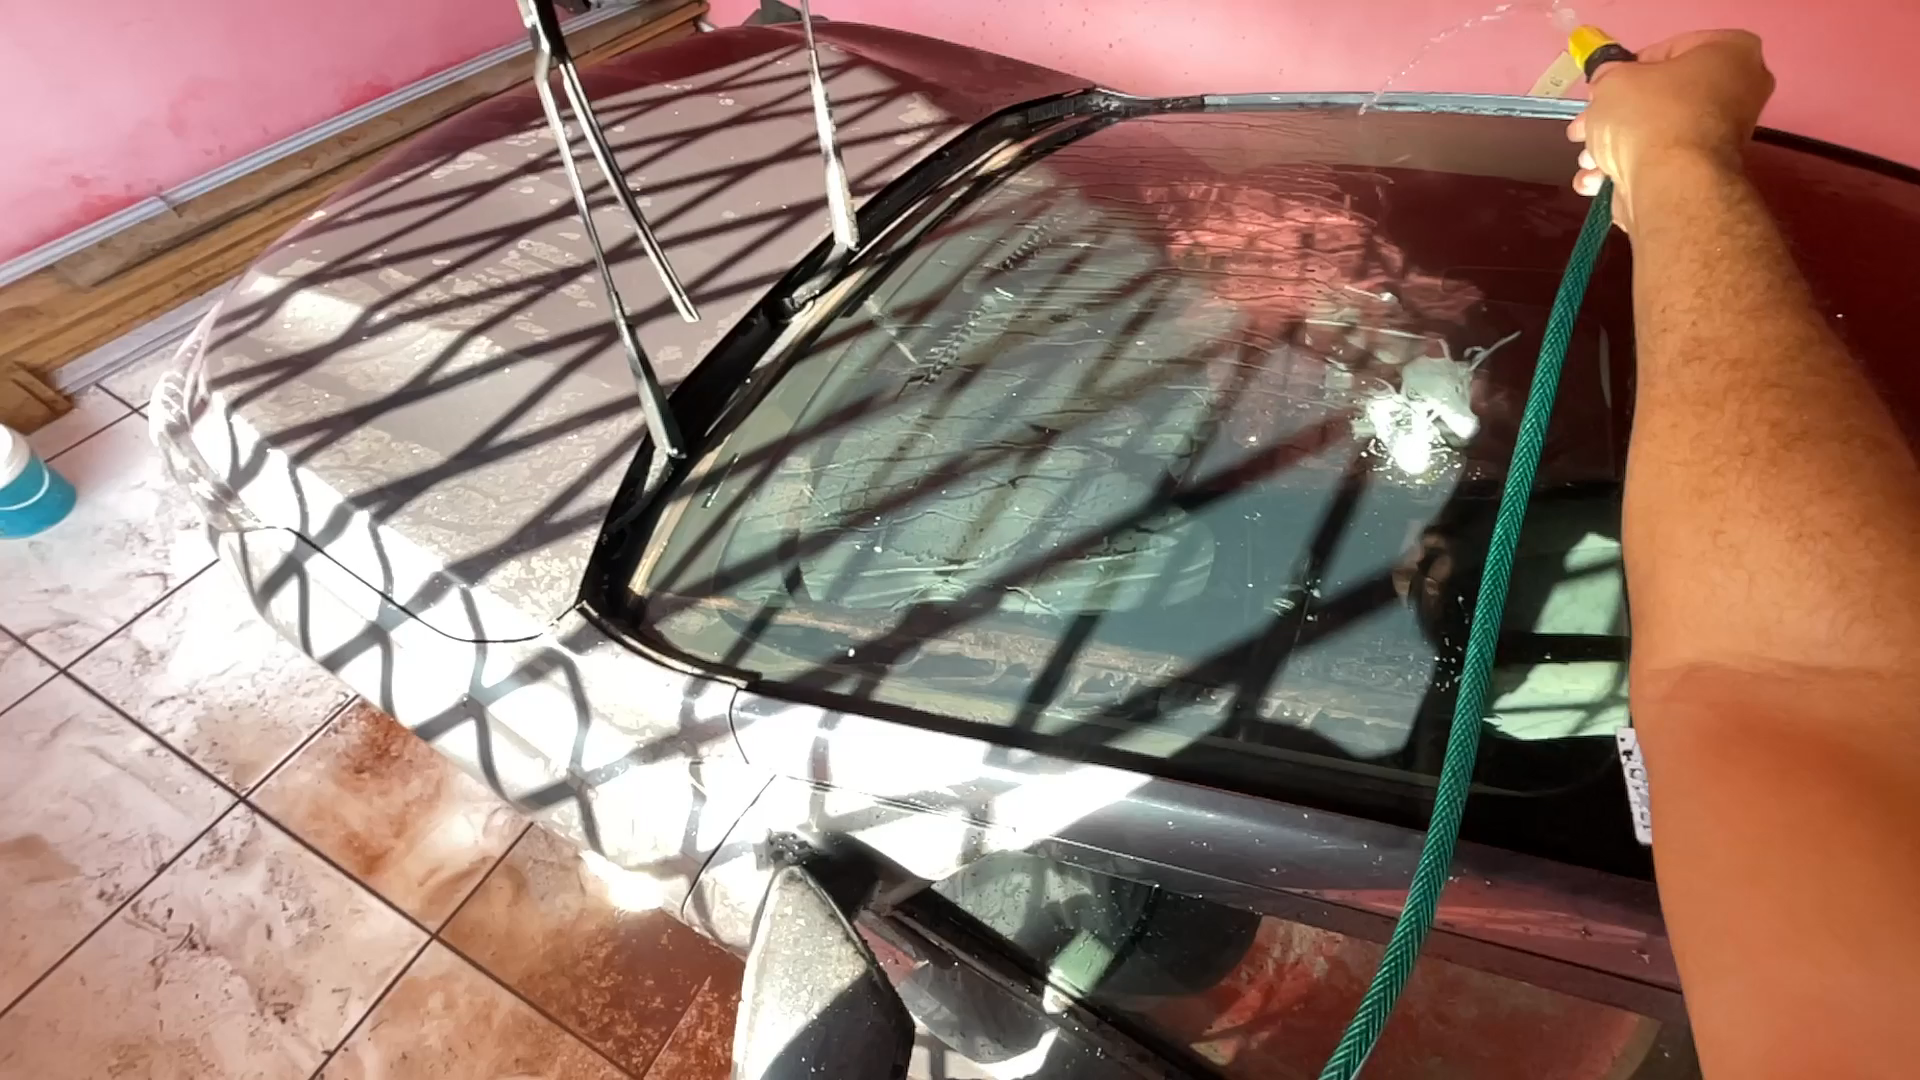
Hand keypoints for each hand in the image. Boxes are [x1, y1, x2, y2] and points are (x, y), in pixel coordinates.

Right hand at [1568, 30, 1774, 229]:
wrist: (1668, 181)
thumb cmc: (1648, 118)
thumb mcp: (1613, 82)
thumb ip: (1607, 77)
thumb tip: (1607, 82)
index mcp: (1727, 52)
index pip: (1665, 53)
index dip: (1622, 73)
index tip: (1596, 94)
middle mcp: (1735, 87)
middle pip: (1654, 99)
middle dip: (1610, 119)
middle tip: (1582, 130)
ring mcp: (1718, 134)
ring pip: (1648, 135)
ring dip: (1607, 149)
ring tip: (1589, 161)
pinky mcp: (1695, 171)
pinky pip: (1652, 163)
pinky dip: (1619, 173)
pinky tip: (1597, 181)